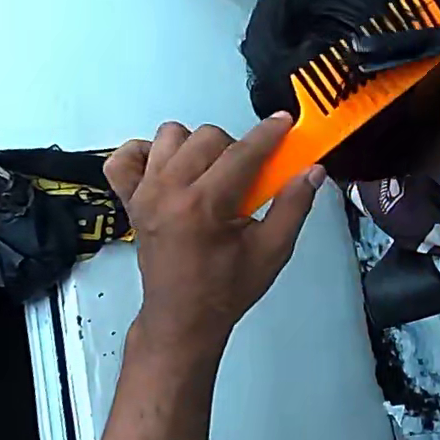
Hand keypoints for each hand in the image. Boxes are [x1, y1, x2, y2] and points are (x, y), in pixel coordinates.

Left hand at [103, 116, 324, 358]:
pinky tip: (171, 170)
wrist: (183, 318)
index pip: (242, 153)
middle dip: (236, 148)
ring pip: (170, 136)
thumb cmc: (229, 288)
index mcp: (204, 206)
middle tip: (248, 177)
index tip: (284, 121)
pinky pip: (127, 157)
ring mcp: (143, 193)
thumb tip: (313, 170)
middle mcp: (168, 191)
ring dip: (197, 147)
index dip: (268, 134)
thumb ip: (293, 205)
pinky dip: (149, 154)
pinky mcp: (129, 199)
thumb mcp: (273, 250)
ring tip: (212, 174)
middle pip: (207, 137)